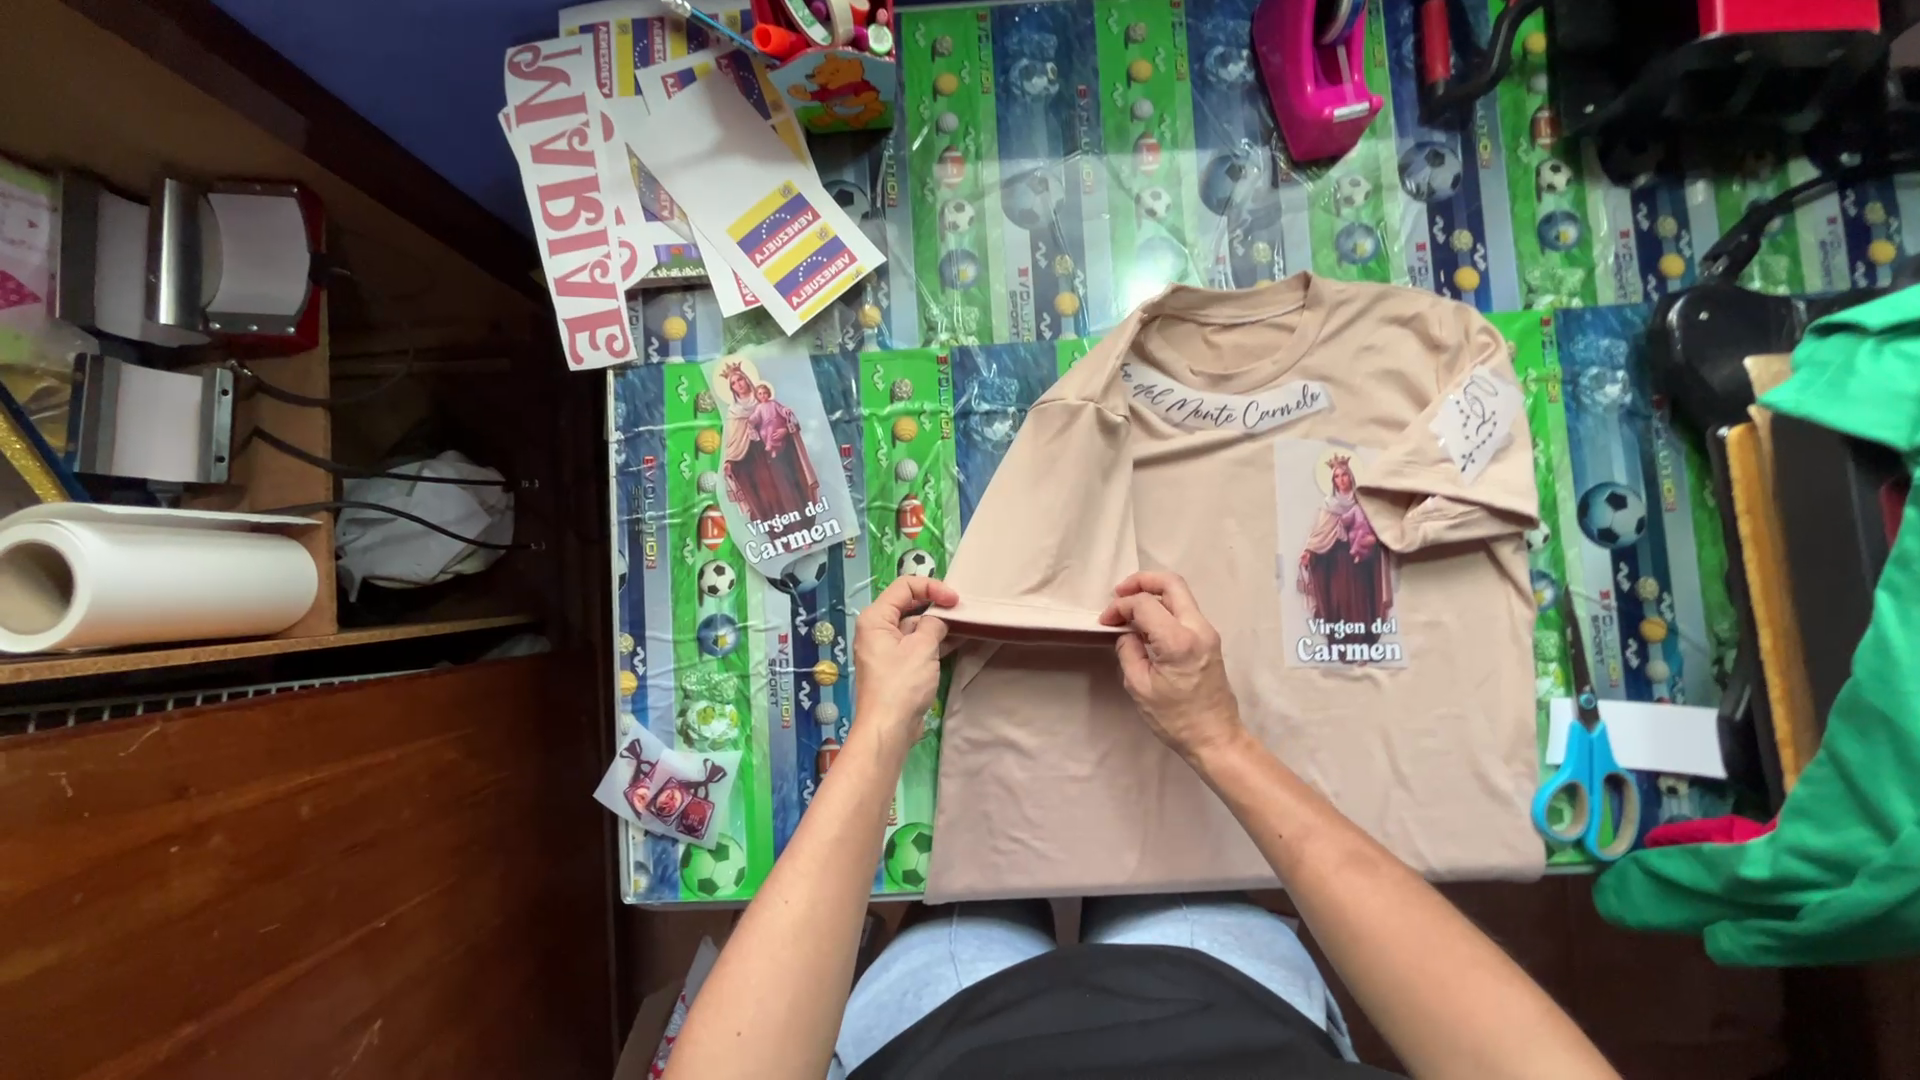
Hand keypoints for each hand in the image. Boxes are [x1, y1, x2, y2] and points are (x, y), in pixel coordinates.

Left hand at [852, 576, 957, 763]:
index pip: (904, 586)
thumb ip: (934, 624)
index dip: (932, 587)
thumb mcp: (923, 648)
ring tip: (963, 624)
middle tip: (960, 609)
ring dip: (937, 624)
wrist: (889, 728)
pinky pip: (915, 644)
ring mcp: (886, 648)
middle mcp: (877, 629)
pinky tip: (955, 640)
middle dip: (935, 604)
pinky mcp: (896, 665)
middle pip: (908, 604)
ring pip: (914, 625)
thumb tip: (938, 619)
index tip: (954, 599)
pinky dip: (933, 641)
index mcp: (875, 618)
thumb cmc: (902, 684)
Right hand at [1099, 571, 1246, 763]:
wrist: (1215, 738)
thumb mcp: (1139, 686)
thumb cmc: (1175, 718)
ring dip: (1153, 594)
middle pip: (1171, 583)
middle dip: (1141, 581)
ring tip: (1129, 610)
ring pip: (1180, 594)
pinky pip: (1184, 610)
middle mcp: (1198, 628)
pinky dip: (1163, 607)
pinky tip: (1146, 623)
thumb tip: (1127, 633)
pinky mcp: (1209, 640)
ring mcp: (1207, 632)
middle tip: (1119, 594)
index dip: (1120, 607)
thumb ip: (1128, 651)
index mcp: (1178, 641)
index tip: (1105, 622)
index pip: (1144, 604)